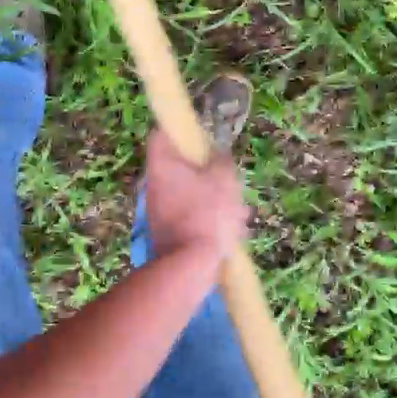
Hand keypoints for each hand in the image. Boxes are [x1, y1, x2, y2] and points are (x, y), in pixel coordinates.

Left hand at [141, 130, 248, 264]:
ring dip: (218, 200)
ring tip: (240, 214)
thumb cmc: (205, 214)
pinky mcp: (170, 232)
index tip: (203, 137)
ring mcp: (161, 209)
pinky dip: (212, 220)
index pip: (162, 133)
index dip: (182, 130)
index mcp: (162, 164)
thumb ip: (221, 161)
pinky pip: (194, 216)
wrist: (189, 267)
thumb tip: (217, 154)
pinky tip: (234, 232)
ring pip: (193, 193)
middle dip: (211, 173)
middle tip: (231, 182)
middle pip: (183, 166)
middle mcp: (155, 184)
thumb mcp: (223, 179)